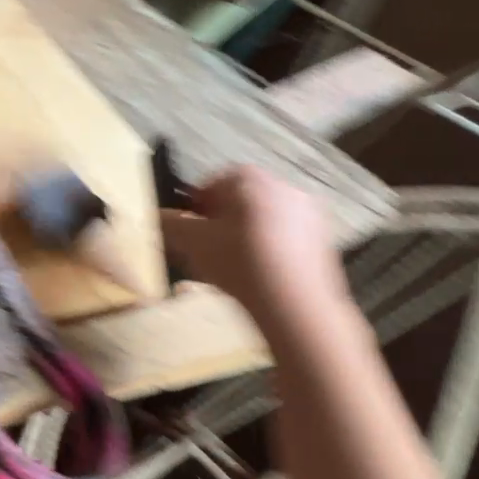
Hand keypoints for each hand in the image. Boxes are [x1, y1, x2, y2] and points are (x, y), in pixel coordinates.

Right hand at [160, 166, 351, 333]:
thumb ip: (169, 223)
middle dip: (221, 214)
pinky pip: (283, 232)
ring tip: (228, 256)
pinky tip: (253, 267)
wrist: (293, 300)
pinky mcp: (322, 238)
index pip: (219, 178)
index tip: (188, 221)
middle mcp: (286, 189)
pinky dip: (265, 243)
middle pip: (244, 195)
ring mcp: (310, 213)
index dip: (198, 198)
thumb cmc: (237, 262)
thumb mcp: (190, 241)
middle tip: (204, 239)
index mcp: (254, 182)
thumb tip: (156, 215)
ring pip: (264, 214)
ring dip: (243, 229)